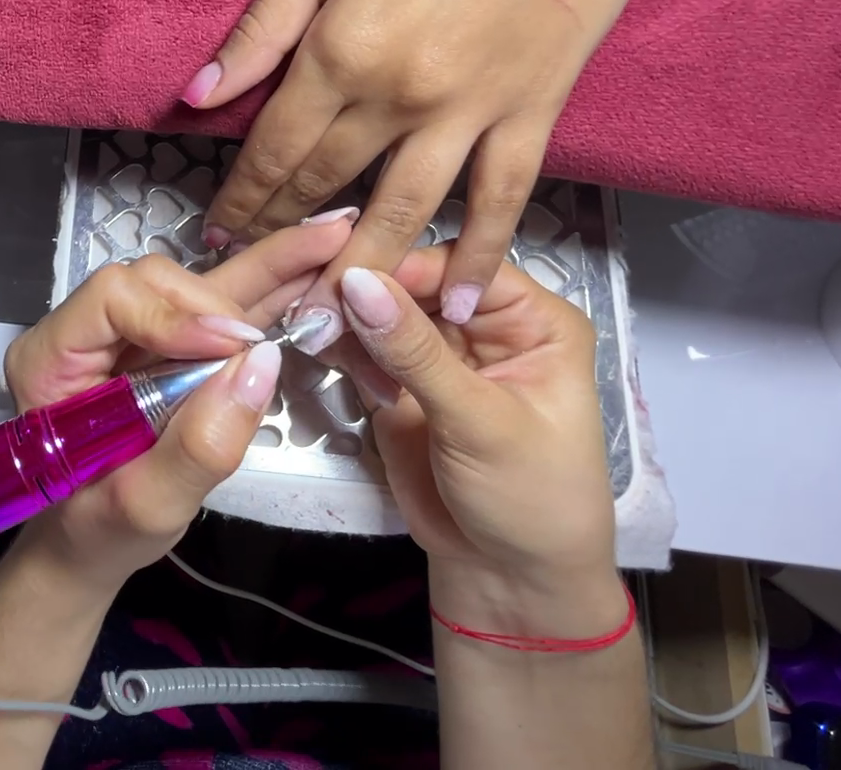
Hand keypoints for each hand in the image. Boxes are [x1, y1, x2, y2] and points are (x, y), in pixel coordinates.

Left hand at [1, 218, 356, 590]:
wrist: (91, 540)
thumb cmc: (101, 531)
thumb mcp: (148, 506)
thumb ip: (198, 445)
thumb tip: (260, 364)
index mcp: (50, 359)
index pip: (111, 298)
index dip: (174, 314)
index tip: (232, 347)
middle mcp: (82, 330)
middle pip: (151, 282)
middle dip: (214, 305)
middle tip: (261, 343)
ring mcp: (124, 331)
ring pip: (188, 284)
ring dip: (257, 272)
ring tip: (330, 239)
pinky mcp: (161, 341)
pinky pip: (211, 308)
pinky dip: (262, 290)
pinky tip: (315, 261)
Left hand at [190, 0, 681, 351]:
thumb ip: (263, 27)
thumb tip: (198, 96)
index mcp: (341, 50)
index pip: (273, 149)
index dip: (241, 199)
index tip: (218, 235)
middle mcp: (400, 97)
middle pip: (324, 186)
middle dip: (280, 237)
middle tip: (254, 282)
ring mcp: (473, 111)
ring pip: (402, 212)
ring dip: (356, 271)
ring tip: (323, 321)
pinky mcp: (536, 111)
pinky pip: (504, 198)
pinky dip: (477, 253)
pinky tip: (451, 303)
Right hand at [333, 245, 618, 629]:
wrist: (503, 574)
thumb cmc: (529, 497)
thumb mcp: (480, 421)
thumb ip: (414, 352)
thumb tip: (355, 280)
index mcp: (529, 318)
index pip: (456, 266)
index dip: (401, 265)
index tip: (343, 275)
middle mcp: (480, 323)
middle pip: (411, 281)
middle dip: (363, 290)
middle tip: (314, 302)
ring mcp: (433, 351)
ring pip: (378, 309)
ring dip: (343, 317)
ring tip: (311, 327)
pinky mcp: (395, 379)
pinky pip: (359, 345)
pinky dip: (337, 343)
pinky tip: (317, 345)